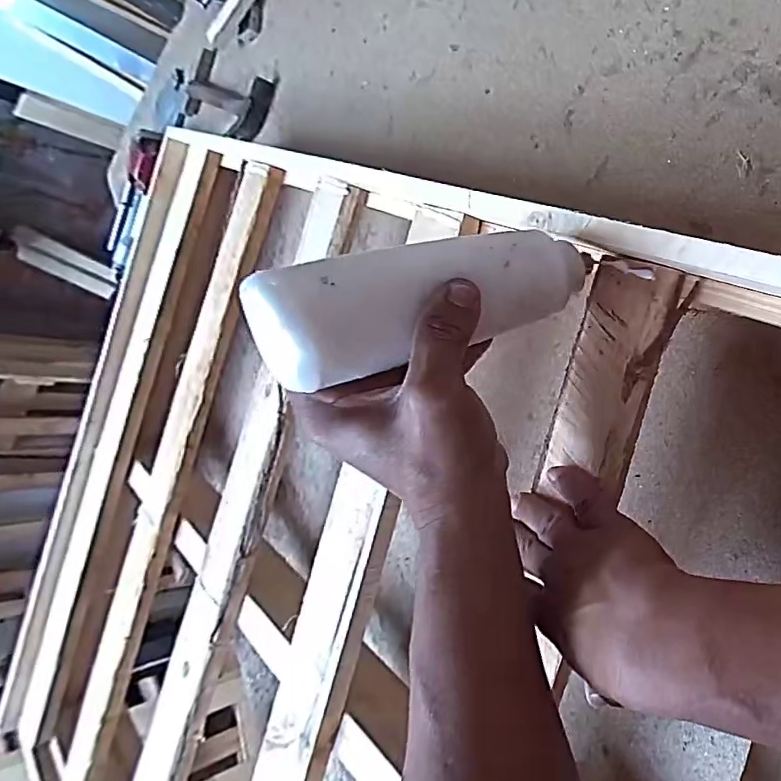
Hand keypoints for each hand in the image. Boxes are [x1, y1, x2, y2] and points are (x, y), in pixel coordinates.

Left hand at [289, 279, 506, 527]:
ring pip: (395, 353)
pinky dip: (445, 346)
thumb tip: (455, 290)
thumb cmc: (440, 464)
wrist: (475, 500)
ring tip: (439, 296)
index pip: (305, 346)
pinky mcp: (419, 410)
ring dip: (420, 327)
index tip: (347, 281)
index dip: (322, 311)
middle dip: (382, 312)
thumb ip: (441, 340)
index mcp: (326, 407)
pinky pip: (425, 366)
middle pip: (356, 343)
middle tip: (399, 281)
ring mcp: (386, 408)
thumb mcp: (434, 393)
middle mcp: (349, 406)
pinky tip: (470, 326)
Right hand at [513, 466, 696, 710]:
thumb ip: (598, 681)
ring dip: (528, 508)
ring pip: (544, 520)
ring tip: (513, 499)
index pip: (513, 599)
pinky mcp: (607, 527)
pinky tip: (559, 472)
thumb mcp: (606, 681)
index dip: (501, 587)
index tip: (491, 580)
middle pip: (520, 553)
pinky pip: (586, 497)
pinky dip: (572, 482)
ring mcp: (578, 549)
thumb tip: (600, 695)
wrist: (651, 636)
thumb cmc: (630, 667)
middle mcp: (554, 581)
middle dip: (505, 540)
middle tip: (491, 529)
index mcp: (549, 622)